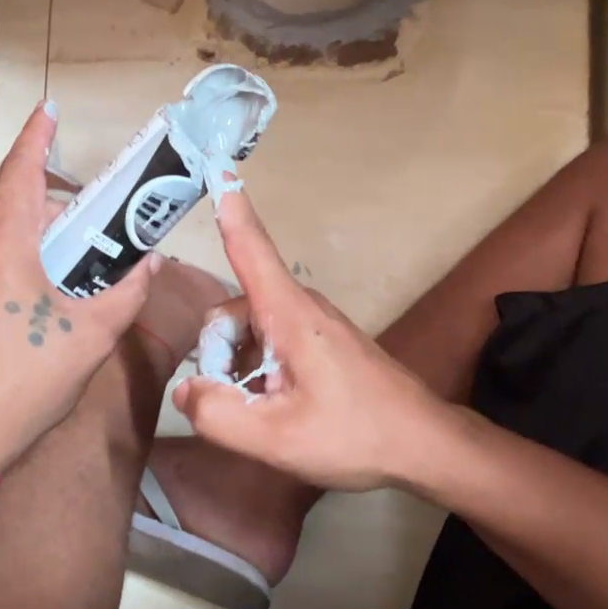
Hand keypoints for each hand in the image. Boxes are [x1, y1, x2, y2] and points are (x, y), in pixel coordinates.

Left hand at [0, 103, 159, 470]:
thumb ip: (126, 291)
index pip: (21, 176)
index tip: (48, 111)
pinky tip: (8, 319)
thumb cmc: (31, 382)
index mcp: (1, 248)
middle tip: (77, 249)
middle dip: (44, 223)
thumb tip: (150, 262)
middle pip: (8, 217)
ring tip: (43, 294)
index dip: (38, 140)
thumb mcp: (92, 336)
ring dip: (17, 255)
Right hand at [172, 189, 450, 492]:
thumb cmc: (354, 435)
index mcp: (290, 315)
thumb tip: (185, 388)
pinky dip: (258, 370)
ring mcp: (314, 325)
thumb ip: (218, 414)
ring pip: (250, 329)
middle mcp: (301, 308)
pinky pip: (270, 341)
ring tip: (263, 410)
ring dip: (238, 366)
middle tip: (239, 402)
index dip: (230, 211)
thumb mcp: (276, 438)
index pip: (251, 250)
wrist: (422, 443)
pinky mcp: (322, 343)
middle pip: (234, 308)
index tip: (215, 165)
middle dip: (218, 352)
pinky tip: (275, 406)